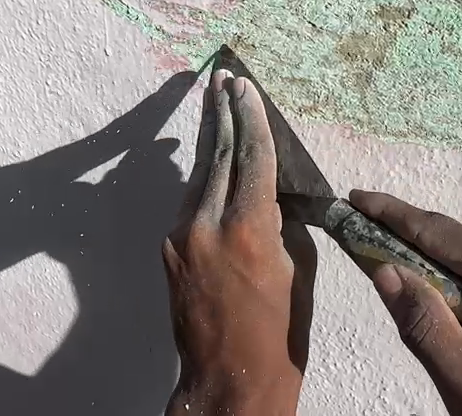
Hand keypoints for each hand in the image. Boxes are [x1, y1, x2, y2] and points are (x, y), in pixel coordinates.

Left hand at [163, 70, 316, 414]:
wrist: (228, 383)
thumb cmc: (279, 334)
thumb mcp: (294, 271)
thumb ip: (276, 221)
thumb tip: (265, 190)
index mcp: (247, 229)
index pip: (251, 156)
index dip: (251, 118)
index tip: (246, 87)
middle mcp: (207, 223)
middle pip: (216, 153)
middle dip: (222, 112)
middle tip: (224, 77)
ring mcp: (181, 234)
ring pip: (200, 172)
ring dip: (209, 137)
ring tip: (216, 102)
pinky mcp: (168, 246)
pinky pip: (191, 200)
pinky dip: (204, 176)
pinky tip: (211, 157)